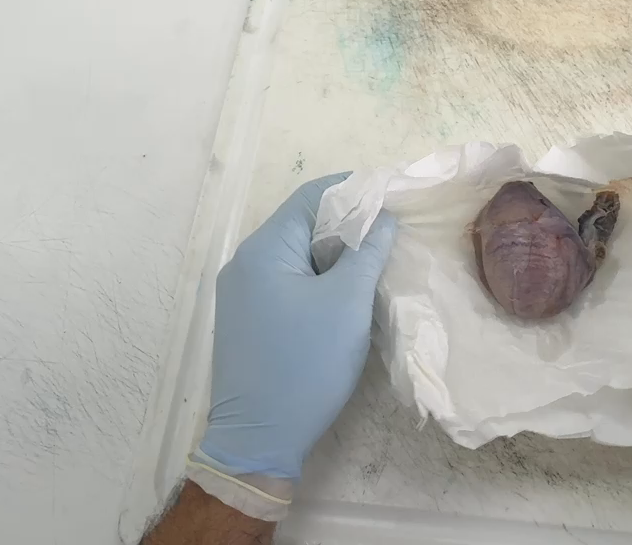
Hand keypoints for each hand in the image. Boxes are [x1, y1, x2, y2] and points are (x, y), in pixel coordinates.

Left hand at [199, 173, 397, 481]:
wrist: (258, 442)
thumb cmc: (306, 365)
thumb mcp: (347, 303)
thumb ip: (367, 251)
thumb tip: (384, 215)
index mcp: (264, 249)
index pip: (310, 196)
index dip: (352, 189)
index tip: (389, 195)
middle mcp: (245, 261)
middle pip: (302, 222)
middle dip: (346, 222)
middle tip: (388, 229)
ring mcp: (242, 290)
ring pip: (296, 252)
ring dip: (333, 250)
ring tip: (373, 257)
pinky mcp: (247, 315)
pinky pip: (287, 277)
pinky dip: (317, 274)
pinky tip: (345, 288)